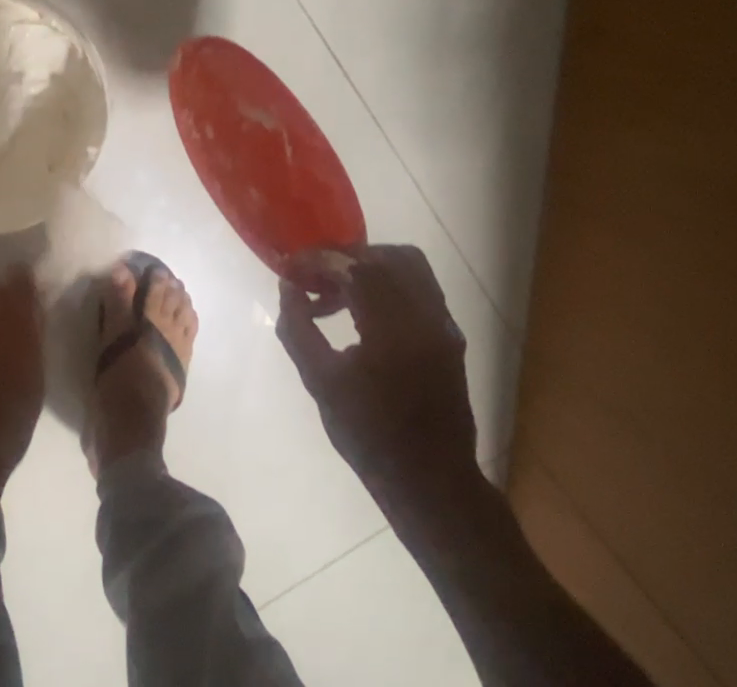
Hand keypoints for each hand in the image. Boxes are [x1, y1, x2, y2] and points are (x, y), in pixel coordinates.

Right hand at [277, 244, 476, 507]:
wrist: (429, 478)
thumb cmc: (368, 434)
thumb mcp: (320, 382)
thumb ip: (298, 329)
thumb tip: (287, 289)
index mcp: (394, 328)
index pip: (355, 268)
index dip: (318, 260)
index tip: (290, 268)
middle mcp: (426, 316)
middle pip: (385, 258)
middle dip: (343, 259)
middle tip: (310, 278)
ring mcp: (443, 325)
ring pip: (408, 267)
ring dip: (368, 268)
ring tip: (332, 294)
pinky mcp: (449, 336)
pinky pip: (418, 289)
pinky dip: (387, 285)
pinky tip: (360, 312)